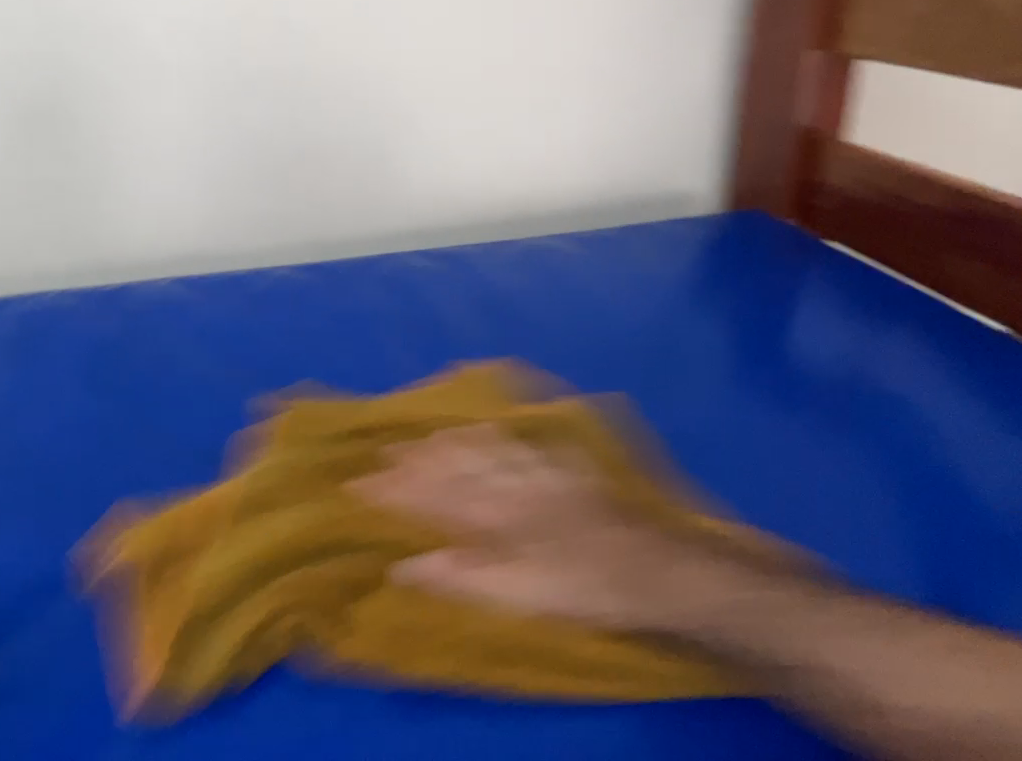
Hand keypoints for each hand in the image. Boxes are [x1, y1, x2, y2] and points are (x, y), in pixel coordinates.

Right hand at [349, 425, 750, 633]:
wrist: (664, 569)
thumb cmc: (587, 589)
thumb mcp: (521, 595)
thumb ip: (459, 577)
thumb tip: (400, 565)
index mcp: (495, 513)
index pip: (430, 496)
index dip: (392, 490)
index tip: (356, 484)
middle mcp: (509, 481)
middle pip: (450, 464)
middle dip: (410, 459)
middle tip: (378, 452)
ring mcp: (537, 469)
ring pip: (477, 446)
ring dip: (440, 441)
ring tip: (413, 437)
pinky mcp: (564, 466)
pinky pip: (514, 439)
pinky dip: (486, 431)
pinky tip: (478, 427)